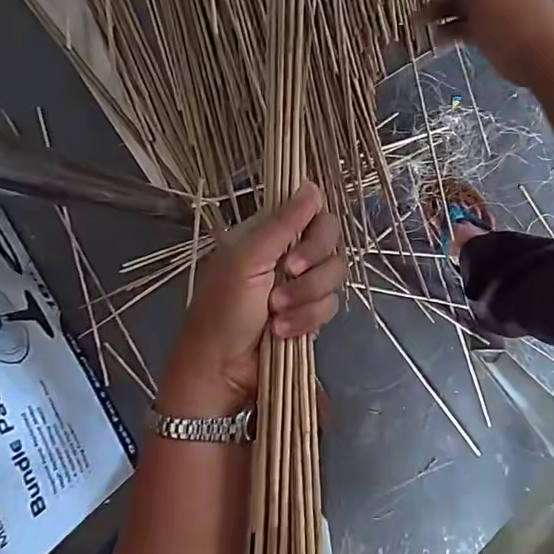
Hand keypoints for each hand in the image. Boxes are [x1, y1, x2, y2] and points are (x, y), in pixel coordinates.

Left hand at [155, 182, 344, 420]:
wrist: (220, 369)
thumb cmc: (223, 310)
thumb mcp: (247, 260)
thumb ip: (283, 223)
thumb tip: (312, 185)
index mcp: (270, 236)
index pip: (314, 217)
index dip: (315, 234)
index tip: (296, 254)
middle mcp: (290, 257)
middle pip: (332, 247)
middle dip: (311, 271)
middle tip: (285, 283)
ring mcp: (301, 288)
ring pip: (334, 280)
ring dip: (305, 300)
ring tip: (276, 316)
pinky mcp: (309, 316)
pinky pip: (329, 309)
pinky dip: (306, 321)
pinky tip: (283, 333)